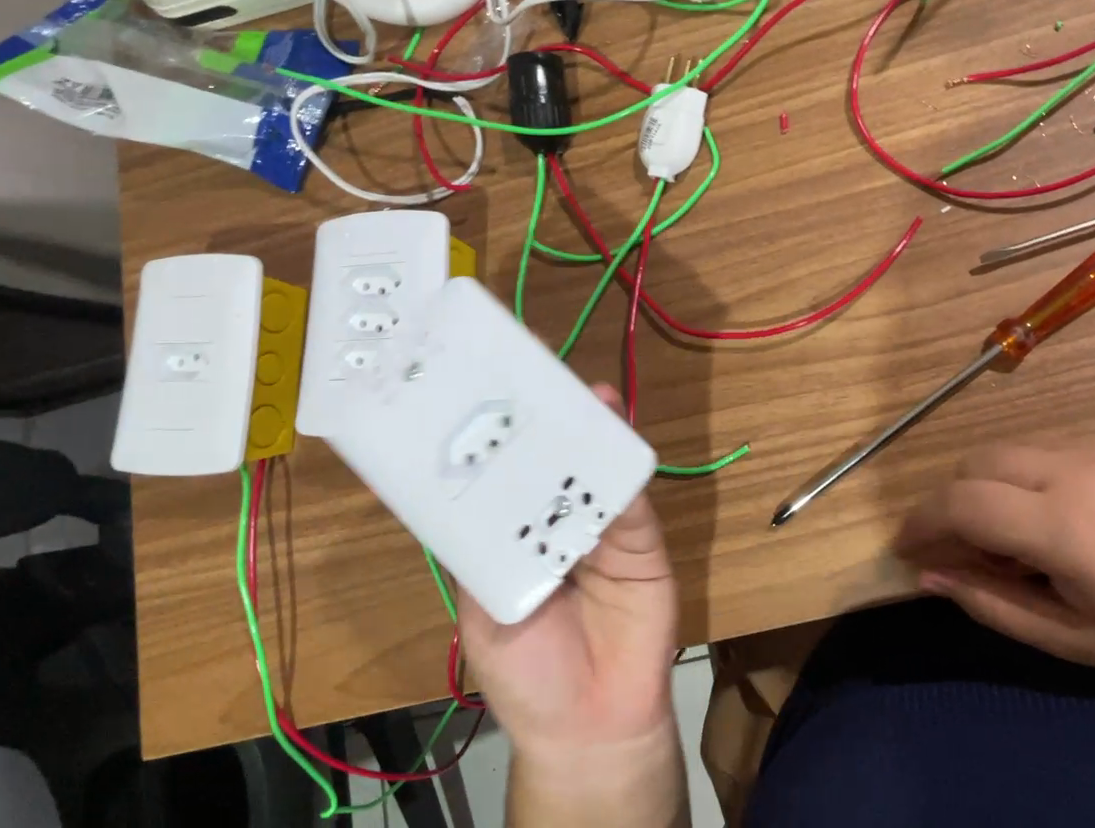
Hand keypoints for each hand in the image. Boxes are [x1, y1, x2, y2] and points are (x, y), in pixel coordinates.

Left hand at [457, 384, 678, 755]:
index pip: (505, 476)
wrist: (592, 725)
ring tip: (583, 391)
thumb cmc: (525, 674)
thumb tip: (451, 484)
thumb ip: (479, 550)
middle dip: (547, 417)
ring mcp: (604, 529)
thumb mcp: (483, 608)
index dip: (496, 435)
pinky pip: (632, 500)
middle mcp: (558, 522)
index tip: (481, 389)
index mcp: (514, 537)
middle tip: (537, 368)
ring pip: (595, 470)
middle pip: (554, 460)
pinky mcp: (643, 541)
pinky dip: (623, 468)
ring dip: (591, 429)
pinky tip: (615, 434)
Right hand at [897, 433, 1094, 680]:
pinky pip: (1047, 447)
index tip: (906, 547)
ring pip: (1008, 449)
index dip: (920, 522)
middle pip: (974, 464)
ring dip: (988, 485)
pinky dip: (1028, 475)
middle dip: (951, 502)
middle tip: (964, 550)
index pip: (960, 503)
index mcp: (1066, 525)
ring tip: (1016, 536)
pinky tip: (1063, 515)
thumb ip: (995, 604)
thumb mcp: (1078, 640)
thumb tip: (930, 575)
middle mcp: (1075, 467)